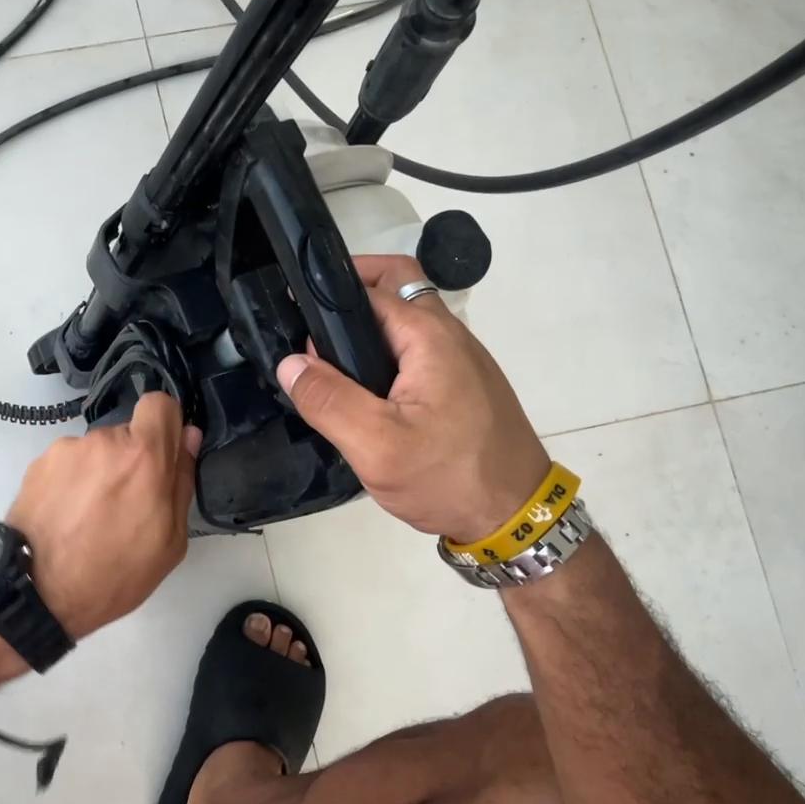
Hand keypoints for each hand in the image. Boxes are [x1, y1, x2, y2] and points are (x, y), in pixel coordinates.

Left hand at [6, 392, 201, 637]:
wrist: (40, 591)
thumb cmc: (114, 574)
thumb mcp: (170, 541)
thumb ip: (181, 482)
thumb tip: (188, 437)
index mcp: (144, 456)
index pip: (161, 404)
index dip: (164, 426)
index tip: (161, 455)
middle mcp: (104, 441)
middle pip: (127, 434)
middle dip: (130, 460)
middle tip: (123, 505)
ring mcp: (67, 450)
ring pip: (95, 451)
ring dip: (98, 473)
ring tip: (89, 517)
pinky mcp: (39, 463)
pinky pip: (67, 463)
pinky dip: (70, 482)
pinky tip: (65, 516)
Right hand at [276, 255, 549, 542]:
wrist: (516, 517)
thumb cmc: (448, 477)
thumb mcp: (376, 444)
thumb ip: (328, 400)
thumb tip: (289, 362)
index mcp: (429, 337)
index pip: (371, 286)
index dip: (326, 292)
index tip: (288, 310)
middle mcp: (448, 336)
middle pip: (397, 287)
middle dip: (350, 290)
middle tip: (307, 323)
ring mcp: (458, 361)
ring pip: (405, 321)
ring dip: (365, 325)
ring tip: (321, 360)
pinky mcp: (460, 386)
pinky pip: (414, 350)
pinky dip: (382, 351)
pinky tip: (357, 388)